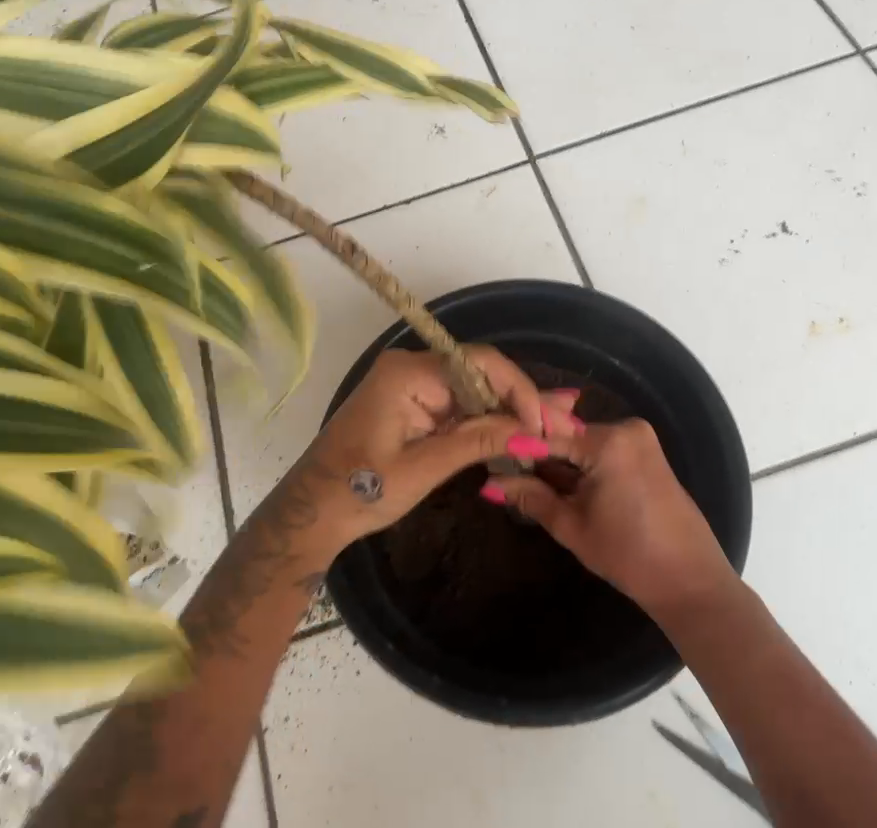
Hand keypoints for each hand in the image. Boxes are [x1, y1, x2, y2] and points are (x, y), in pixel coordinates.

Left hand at [272, 346, 579, 558]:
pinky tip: (520, 432)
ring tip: (553, 430)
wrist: (312, 513)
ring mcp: (410, 385)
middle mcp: (410, 367)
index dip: (519, 391)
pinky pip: (457, 405)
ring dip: (509, 413)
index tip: (544, 426)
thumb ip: (480, 442)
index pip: (480, 364)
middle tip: (564, 427)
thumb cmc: (359, 492)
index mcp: (408, 373)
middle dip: (521, 402)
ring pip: (473, 390)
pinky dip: (485, 422)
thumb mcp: (425, 468)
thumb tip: (534, 435)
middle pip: (481, 374)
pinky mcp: (411, 405)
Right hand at [488, 419, 735, 618]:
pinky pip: (603, 453)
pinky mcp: (647, 455)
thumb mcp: (572, 526)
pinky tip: (559, 487)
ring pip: (583, 445)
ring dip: (558, 464)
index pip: (548, 434)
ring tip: (523, 484)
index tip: (487, 457)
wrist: (690, 580)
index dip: (516, 447)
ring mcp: (641, 441)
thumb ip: (531, 498)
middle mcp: (627, 429)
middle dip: (537, 457)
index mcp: (609, 441)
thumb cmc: (629, 555)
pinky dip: (581, 468)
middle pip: (566, 436)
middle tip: (501, 476)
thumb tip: (490, 483)